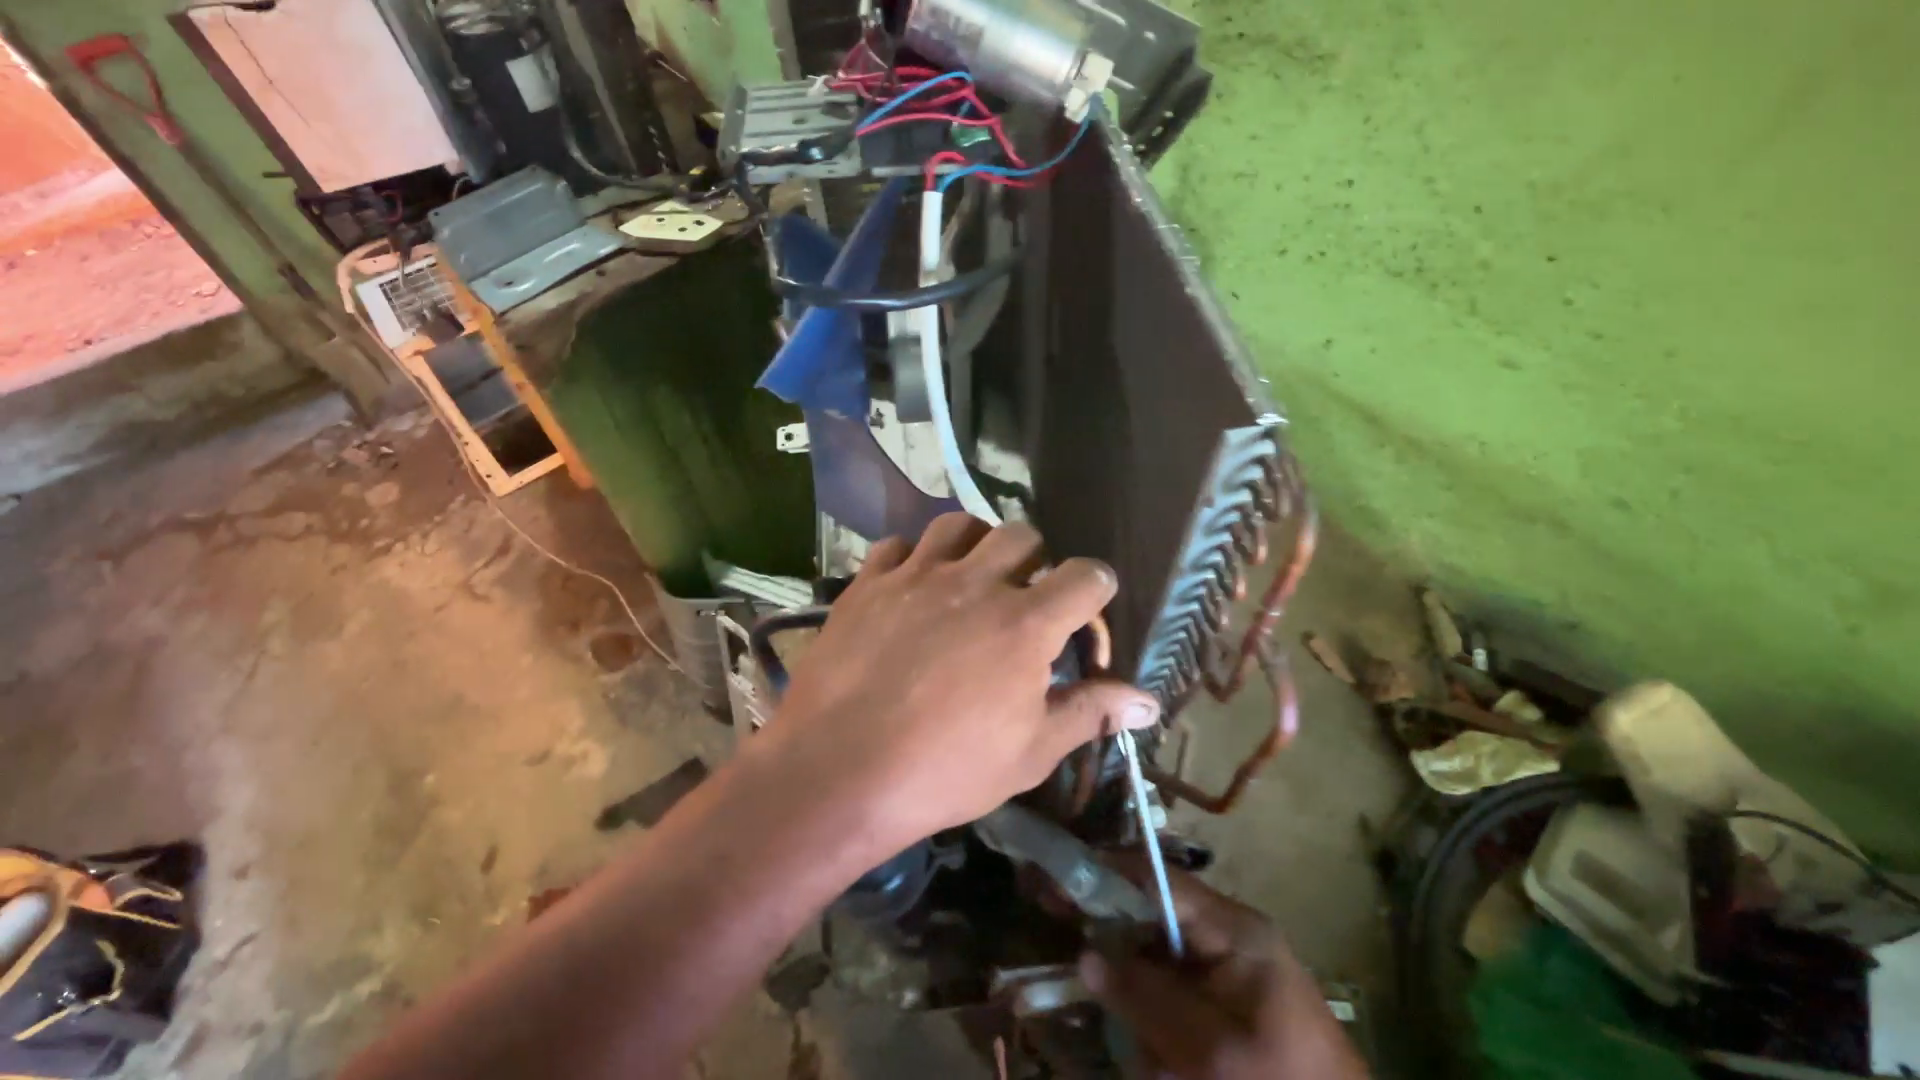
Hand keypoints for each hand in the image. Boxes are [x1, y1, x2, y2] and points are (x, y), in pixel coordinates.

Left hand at [759, 513, 1160, 848]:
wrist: (838, 772)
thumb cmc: (945, 771)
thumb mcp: (1030, 752)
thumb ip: (1090, 713)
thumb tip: (1148, 702)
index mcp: (1026, 623)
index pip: (1086, 575)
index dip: (1095, 594)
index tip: (1084, 628)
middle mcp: (975, 583)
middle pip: (1024, 536)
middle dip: (1037, 563)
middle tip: (1024, 606)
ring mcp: (916, 577)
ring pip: (960, 525)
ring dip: (977, 546)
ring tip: (972, 583)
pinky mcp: (867, 583)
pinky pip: (898, 545)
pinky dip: (914, 558)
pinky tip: (912, 590)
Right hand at [1081, 868, 1369, 1079]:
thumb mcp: (1210, 1049)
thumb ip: (1145, 998)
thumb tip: (1084, 956)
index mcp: (1233, 928)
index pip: (1157, 878)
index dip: (1104, 872)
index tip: (1055, 878)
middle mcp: (1230, 934)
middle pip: (1151, 917)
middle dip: (1113, 939)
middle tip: (1067, 945)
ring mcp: (1230, 968)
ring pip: (1157, 959)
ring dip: (1135, 993)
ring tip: (1129, 1029)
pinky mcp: (1229, 1000)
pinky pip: (1175, 992)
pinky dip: (1155, 1016)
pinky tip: (1152, 1049)